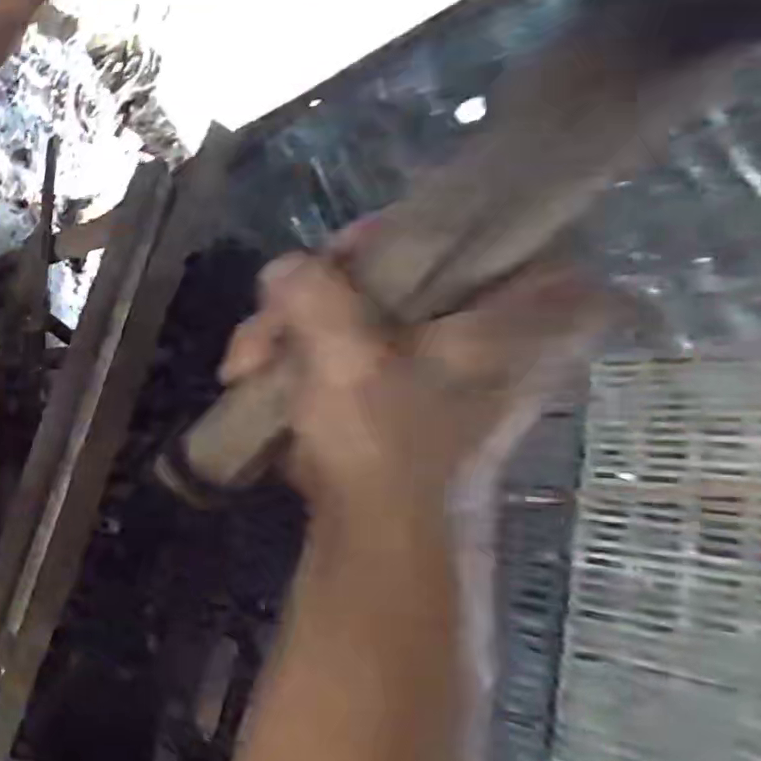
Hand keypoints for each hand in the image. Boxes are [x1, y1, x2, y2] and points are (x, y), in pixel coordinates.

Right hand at [219, 251, 610, 520]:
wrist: (371, 528)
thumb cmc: (379, 439)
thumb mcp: (344, 356)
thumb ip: (314, 294)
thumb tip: (285, 267)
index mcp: (517, 312)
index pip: (479, 232)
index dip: (401, 234)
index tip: (338, 257)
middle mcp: (486, 330)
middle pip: (394, 274)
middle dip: (312, 298)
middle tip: (270, 324)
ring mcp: (433, 363)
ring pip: (350, 313)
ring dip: (285, 334)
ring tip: (243, 368)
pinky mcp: (390, 391)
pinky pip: (336, 348)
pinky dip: (292, 358)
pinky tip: (251, 379)